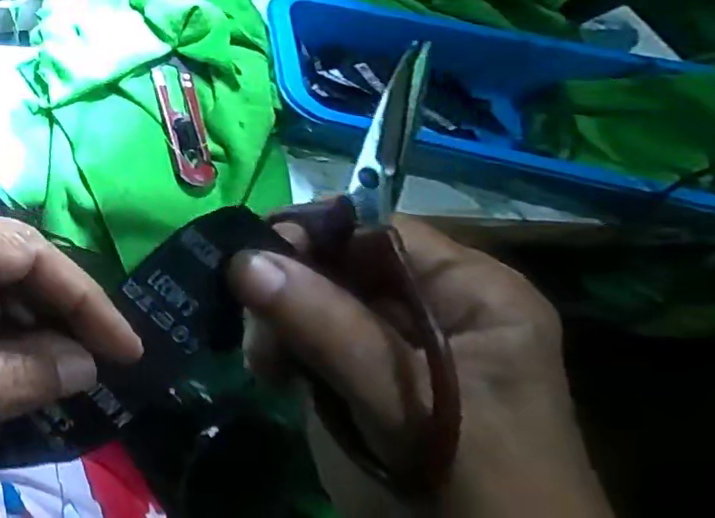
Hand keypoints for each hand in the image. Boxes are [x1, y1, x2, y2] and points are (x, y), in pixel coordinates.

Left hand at [0, 199, 142, 516]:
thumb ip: (20, 374)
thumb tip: (86, 361)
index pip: (23, 250)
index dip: (83, 297)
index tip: (131, 354)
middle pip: (6, 255)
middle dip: (57, 308)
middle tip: (105, 367)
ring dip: (26, 317)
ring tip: (72, 370)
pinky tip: (19, 358)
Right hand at [231, 217, 612, 517]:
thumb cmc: (473, 487)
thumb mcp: (405, 406)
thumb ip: (328, 327)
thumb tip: (240, 256)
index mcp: (470, 292)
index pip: (370, 227)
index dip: (309, 236)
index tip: (254, 265)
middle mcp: (430, 300)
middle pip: (327, 256)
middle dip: (280, 287)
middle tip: (259, 334)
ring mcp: (390, 332)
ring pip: (300, 287)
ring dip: (269, 320)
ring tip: (265, 365)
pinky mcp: (355, 362)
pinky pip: (295, 322)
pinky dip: (271, 342)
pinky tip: (269, 374)